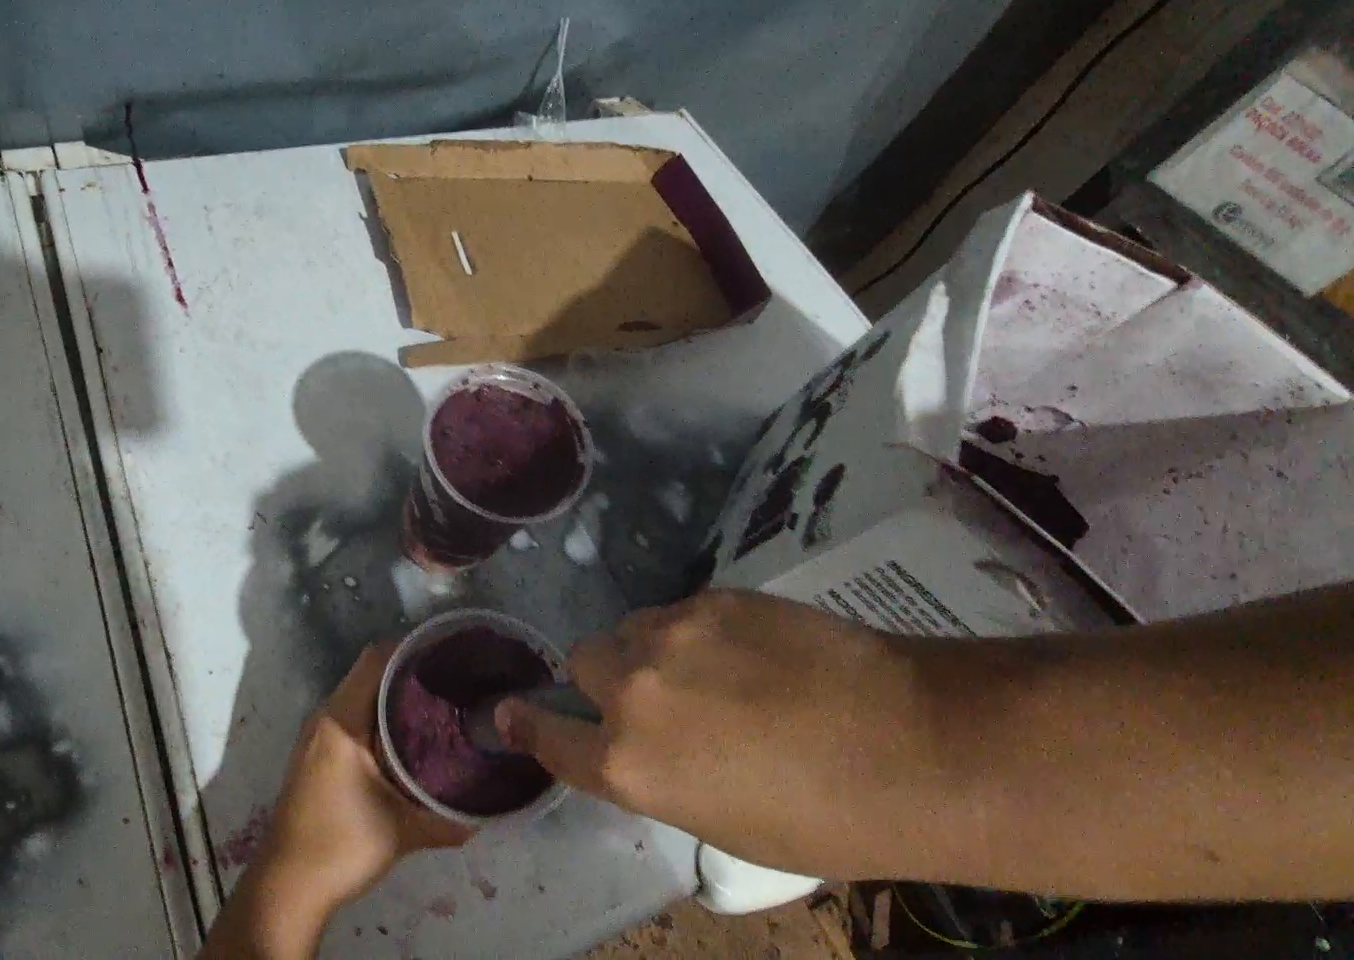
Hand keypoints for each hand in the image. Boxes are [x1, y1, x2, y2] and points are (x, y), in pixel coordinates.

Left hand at [201, 642, 470, 957]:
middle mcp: (326, 716)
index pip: (377, 659)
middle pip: (371, 672)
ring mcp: (317, 734)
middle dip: (412, 671)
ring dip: (396, 695)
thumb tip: (487, 815)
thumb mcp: (403, 831)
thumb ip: (448, 820)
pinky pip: (353, 716)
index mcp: (342, 719)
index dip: (413, 648)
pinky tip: (411, 735)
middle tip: (455, 680)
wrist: (287, 887)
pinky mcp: (317, 753)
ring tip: (441, 703)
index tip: (451, 653)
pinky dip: (381, 715)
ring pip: (361, 695)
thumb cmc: (340, 846)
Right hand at [496, 588, 930, 878]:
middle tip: (651, 697)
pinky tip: (746, 651)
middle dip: (603, 681)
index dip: (526, 724)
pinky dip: (694, 632)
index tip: (506, 711)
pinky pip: (678, 613)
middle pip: (581, 664)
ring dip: (646, 651)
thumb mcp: (719, 821)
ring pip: (628, 631)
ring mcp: (669, 635)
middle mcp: (630, 691)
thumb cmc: (822, 819)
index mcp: (628, 764)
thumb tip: (645, 742)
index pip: (550, 736)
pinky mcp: (713, 599)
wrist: (914, 745)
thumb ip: (658, 774)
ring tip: (704, 671)